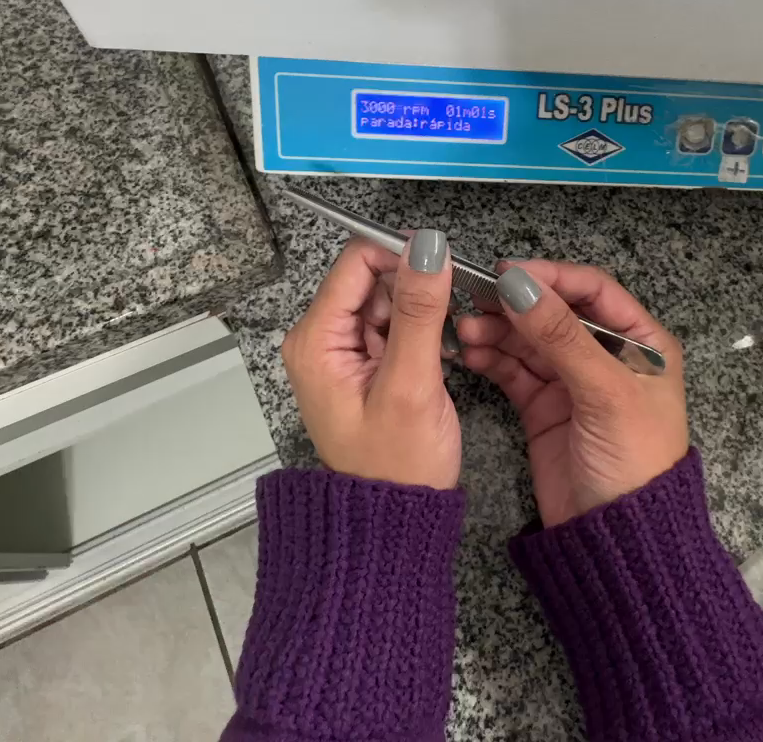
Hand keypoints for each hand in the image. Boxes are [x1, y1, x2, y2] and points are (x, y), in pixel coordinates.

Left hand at [280, 232, 461, 489]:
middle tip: (446, 327)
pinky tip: (435, 358)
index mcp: (316, 340)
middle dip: (415, 289)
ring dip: (423, 312)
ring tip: (439, 353)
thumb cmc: (397, 464)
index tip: (446, 267)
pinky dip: (423, 330)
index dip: (402, 255)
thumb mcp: (411, 385)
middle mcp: (321, 337)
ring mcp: (344, 349)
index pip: (356, 262)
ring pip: (390, 297)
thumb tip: (429, 245)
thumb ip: (420, 311)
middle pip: (373, 277)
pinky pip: (397, 322)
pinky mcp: (367, 360)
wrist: (396, 518)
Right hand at [455, 260, 687, 525]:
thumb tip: (519, 284)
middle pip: (554, 312)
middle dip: (515, 305)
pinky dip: (492, 359)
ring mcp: (572, 381)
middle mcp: (606, 355)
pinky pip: (514, 371)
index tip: (508, 271)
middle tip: (473, 298)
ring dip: (498, 331)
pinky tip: (470, 352)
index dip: (551, 276)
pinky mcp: (544, 407)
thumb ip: (562, 337)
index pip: (592, 291)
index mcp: (640, 342)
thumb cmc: (634, 462)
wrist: (619, 545)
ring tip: (465, 329)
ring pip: (529, 341)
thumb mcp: (605, 393)